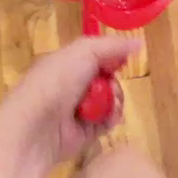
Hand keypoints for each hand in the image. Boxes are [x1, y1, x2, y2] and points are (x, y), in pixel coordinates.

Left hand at [0, 36, 141, 170]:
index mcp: (65, 63)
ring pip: (110, 101)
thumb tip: (139, 43)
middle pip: (107, 80)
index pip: (95, 57)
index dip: (111, 57)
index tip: (122, 60)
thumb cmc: (57, 81)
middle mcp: (71, 86)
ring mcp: (77, 110)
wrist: (37, 125)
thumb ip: (112, 46)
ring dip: (115, 100)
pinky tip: (109, 118)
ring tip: (109, 104)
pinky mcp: (85, 133)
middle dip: (114, 82)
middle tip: (110, 85)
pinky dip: (112, 118)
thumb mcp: (84, 52)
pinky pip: (107, 122)